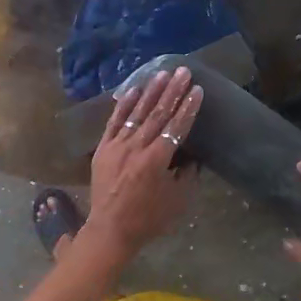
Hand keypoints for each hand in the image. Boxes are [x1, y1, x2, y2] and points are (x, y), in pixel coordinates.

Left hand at [77, 67, 203, 268]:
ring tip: (162, 73)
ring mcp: (117, 146)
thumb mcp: (177, 201)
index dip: (188, 107)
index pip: (176, 127)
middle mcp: (137, 148)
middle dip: (172, 91)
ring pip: (137, 113)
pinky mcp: (103, 148)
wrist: (110, 229)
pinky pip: (114, 122)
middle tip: (183, 71)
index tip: (197, 89)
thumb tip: (192, 156)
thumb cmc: (148, 219)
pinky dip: (123, 105)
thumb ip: (187, 176)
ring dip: (150, 92)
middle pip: (158, 114)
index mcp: (157, 160)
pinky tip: (133, 89)